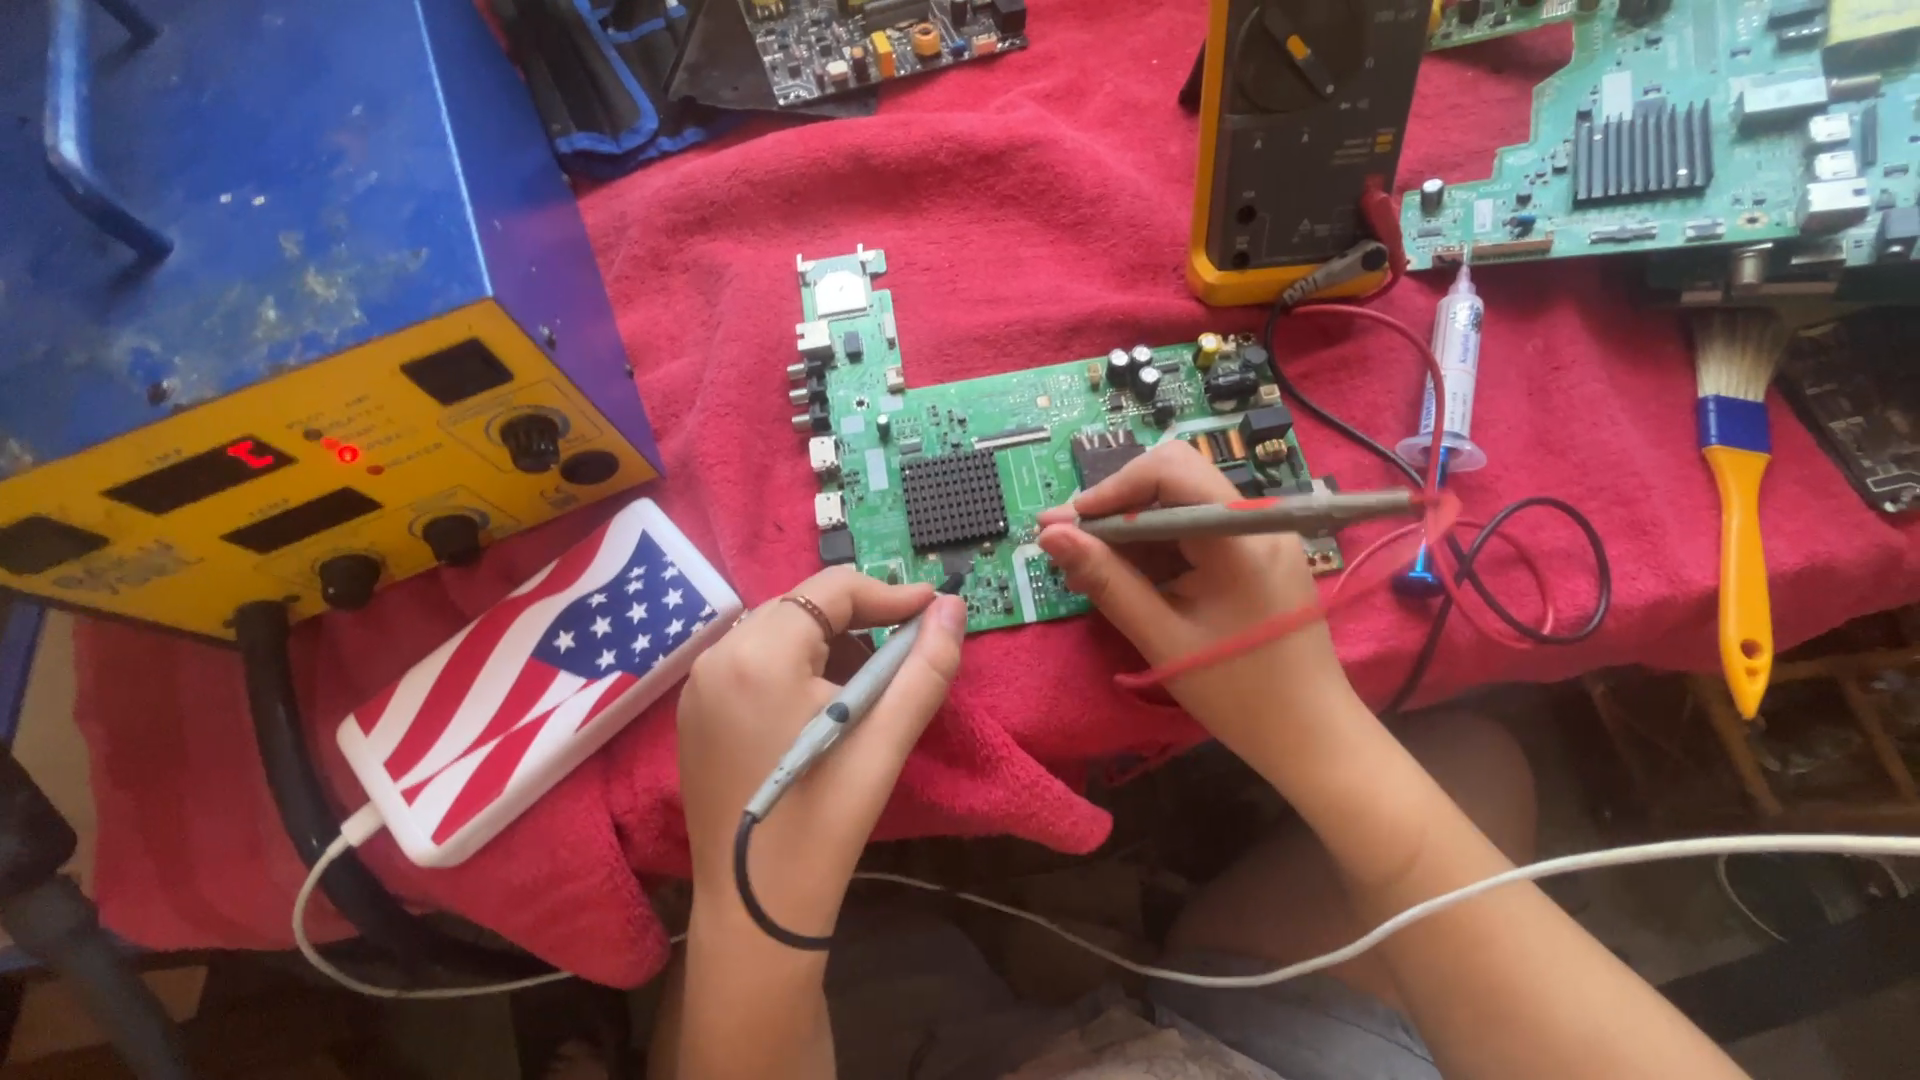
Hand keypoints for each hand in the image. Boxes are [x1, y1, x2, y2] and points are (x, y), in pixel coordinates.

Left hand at [676, 567, 967, 936]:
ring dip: (827, 640)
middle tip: (903, 650)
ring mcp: (698, 686)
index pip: (831, 589)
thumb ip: (925, 667)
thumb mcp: (884, 743)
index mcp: (759, 656)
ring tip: (866, 682)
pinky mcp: (695, 713)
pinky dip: (793, 663)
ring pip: (777, 630)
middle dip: (858, 617)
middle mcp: (717, 657)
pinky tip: (820, 706)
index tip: (932, 609)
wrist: (754, 909)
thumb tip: (952, 608)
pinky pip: (752, 660)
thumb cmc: (824, 824)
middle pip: (801, 604)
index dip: (888, 592)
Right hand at [1036, 440, 1360, 760]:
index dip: (1111, 489)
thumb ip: (1105, 580)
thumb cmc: (1238, 693)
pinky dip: (1155, 550)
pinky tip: (1126, 580)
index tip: (1066, 524)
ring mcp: (1258, 536)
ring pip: (1178, 507)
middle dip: (1115, 509)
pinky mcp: (1254, 555)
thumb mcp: (1160, 637)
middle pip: (1172, 482)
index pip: (1170, 471)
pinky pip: (1194, 533)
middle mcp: (1254, 521)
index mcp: (1239, 537)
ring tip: (1087, 571)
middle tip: (1068, 545)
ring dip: (1130, 533)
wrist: (1311, 735)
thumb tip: (1050, 535)